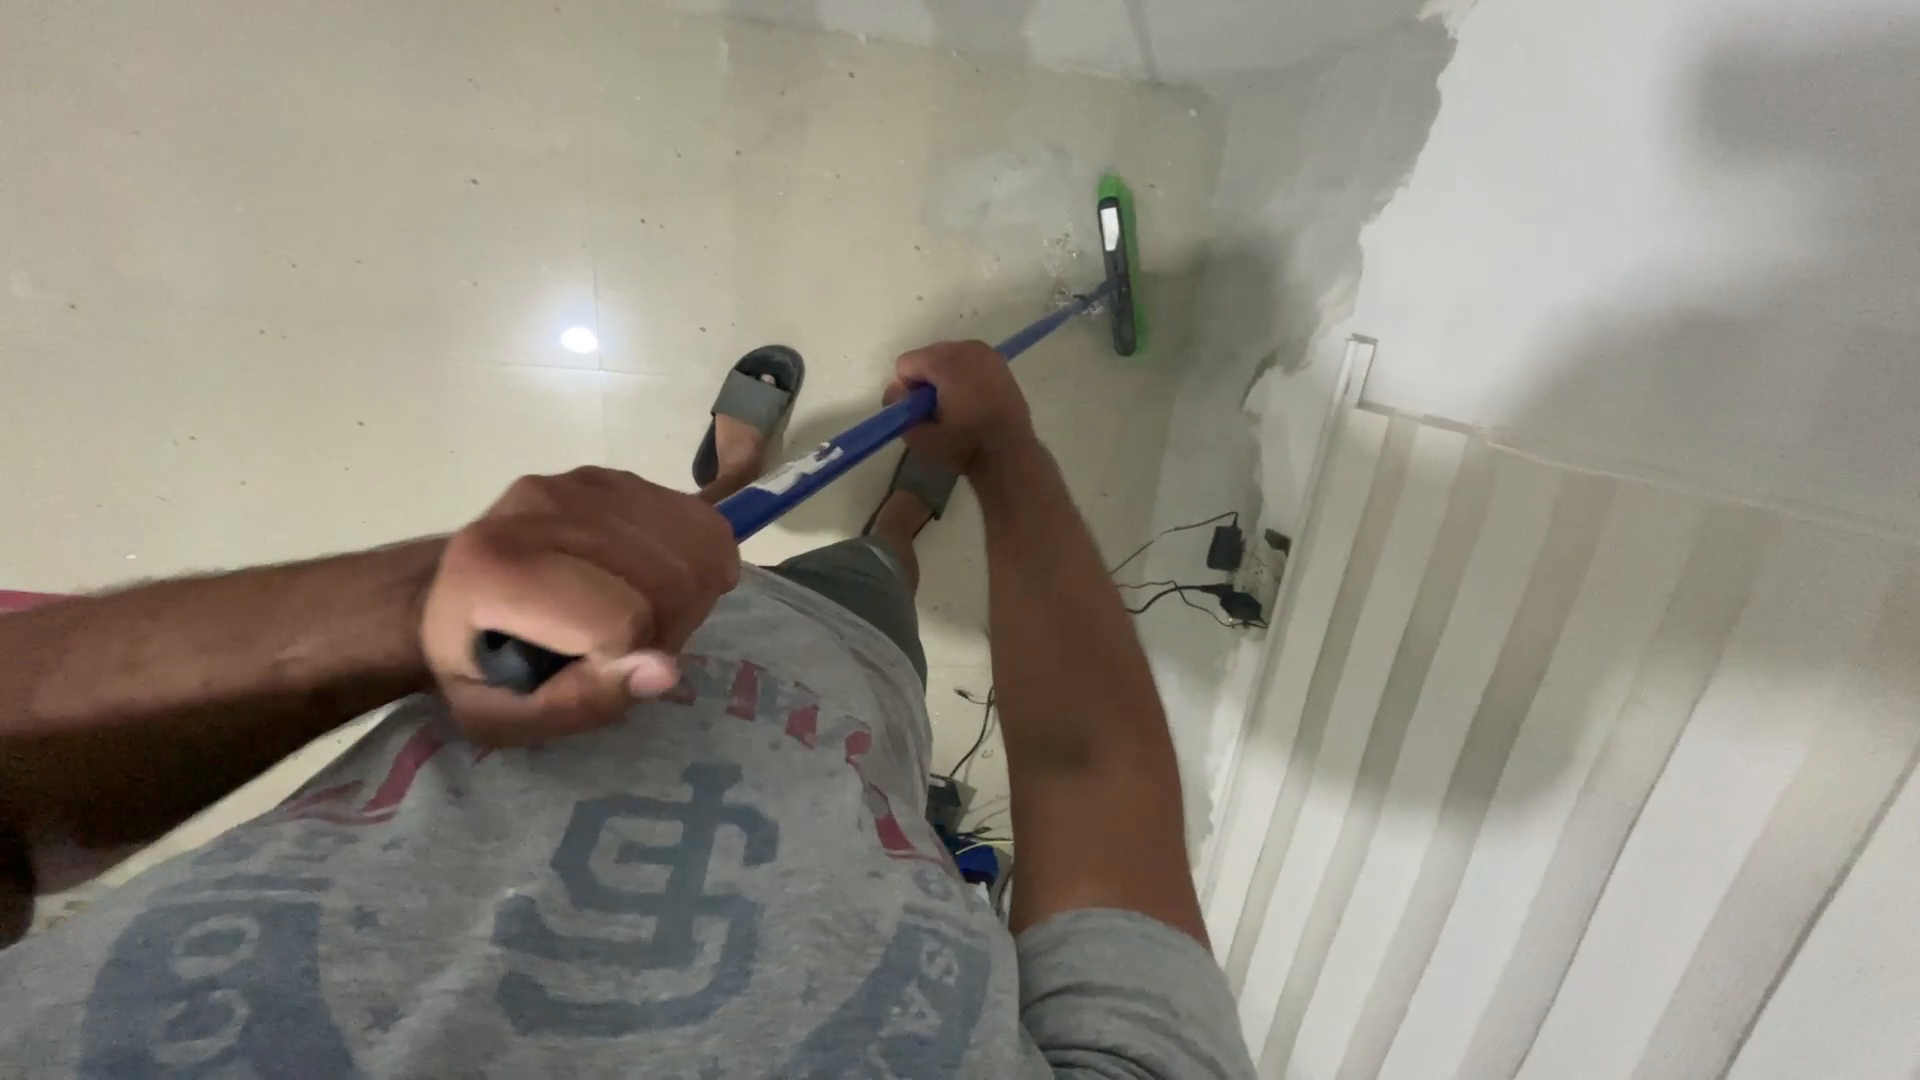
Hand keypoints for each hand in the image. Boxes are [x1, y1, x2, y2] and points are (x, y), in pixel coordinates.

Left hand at [420, 467, 738, 745]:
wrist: (455, 589)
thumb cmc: (480, 664)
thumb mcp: (507, 716)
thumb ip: (582, 702)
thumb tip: (664, 670)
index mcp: (494, 568)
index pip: (620, 621)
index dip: (625, 660)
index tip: (596, 669)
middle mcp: (540, 506)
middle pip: (668, 581)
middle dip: (667, 628)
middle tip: (628, 647)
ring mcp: (586, 483)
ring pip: (693, 551)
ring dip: (687, 598)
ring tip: (643, 613)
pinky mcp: (620, 476)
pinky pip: (701, 524)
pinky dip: (700, 563)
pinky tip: (660, 580)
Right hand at [883, 340, 1037, 476]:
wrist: (1009, 454)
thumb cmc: (965, 445)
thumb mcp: (920, 435)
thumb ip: (898, 408)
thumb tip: (896, 391)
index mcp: (947, 361)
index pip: (906, 364)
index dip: (906, 389)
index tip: (918, 412)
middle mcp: (968, 348)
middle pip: (928, 356)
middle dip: (925, 380)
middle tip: (935, 410)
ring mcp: (988, 354)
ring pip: (949, 358)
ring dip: (944, 378)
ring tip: (954, 407)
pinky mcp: (1001, 365)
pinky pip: (969, 363)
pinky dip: (963, 377)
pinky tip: (970, 402)